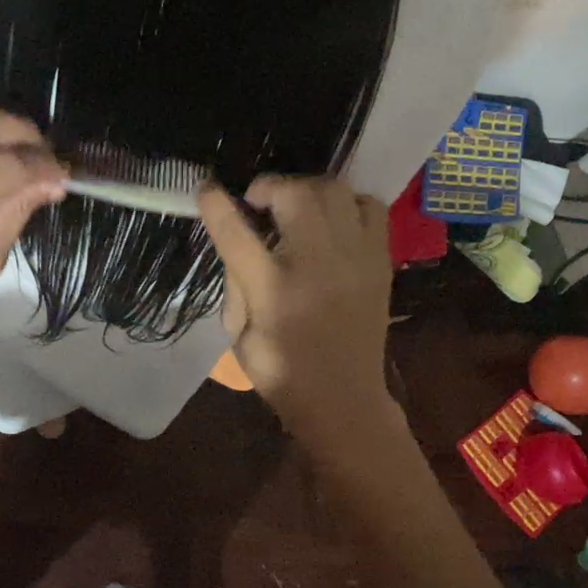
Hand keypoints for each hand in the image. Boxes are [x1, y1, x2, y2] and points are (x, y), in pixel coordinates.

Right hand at [198, 177, 391, 427]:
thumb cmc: (281, 371)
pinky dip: (347, 202)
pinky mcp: (380, 262)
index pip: (237, 233)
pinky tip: (332, 219)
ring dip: (308, 189)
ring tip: (295, 206)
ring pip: (336, 191)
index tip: (206, 187)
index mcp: (273, 291)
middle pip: (296, 195)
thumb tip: (240, 238)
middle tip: (258, 201)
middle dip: (270, 186)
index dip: (217, 204)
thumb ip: (237, 282)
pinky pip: (370, 207)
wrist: (343, 400)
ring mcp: (356, 260)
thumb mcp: (239, 334)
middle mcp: (317, 266)